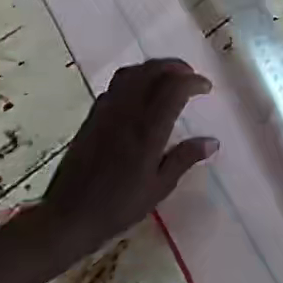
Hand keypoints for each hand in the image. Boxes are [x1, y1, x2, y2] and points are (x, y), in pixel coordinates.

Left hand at [39, 58, 217, 256]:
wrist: (70, 215)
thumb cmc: (120, 206)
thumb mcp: (159, 187)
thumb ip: (184, 159)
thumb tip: (212, 141)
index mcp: (147, 130)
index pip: (173, 89)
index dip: (193, 81)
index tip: (207, 88)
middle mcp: (126, 113)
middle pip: (151, 71)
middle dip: (174, 67)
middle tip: (190, 75)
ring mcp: (105, 112)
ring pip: (130, 74)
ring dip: (152, 69)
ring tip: (167, 78)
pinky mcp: (91, 118)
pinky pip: (114, 87)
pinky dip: (133, 80)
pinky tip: (139, 95)